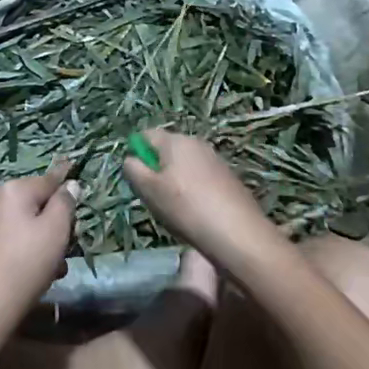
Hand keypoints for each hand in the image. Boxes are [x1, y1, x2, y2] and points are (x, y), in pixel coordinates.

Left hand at [0, 164, 77, 332]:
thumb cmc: (23, 265)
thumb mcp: (55, 232)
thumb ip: (65, 204)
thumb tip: (70, 184)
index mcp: (12, 189)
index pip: (49, 179)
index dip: (67, 181)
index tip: (75, 170)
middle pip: (36, 203)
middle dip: (56, 223)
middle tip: (70, 248)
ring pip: (24, 225)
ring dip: (43, 243)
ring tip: (56, 271)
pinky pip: (9, 240)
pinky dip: (25, 252)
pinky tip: (36, 277)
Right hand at [122, 129, 284, 273]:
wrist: (237, 233)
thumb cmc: (185, 207)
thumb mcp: (148, 189)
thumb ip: (132, 170)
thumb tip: (131, 159)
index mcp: (175, 141)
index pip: (146, 135)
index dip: (136, 152)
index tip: (136, 177)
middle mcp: (197, 143)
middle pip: (166, 150)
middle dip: (156, 169)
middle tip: (153, 196)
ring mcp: (216, 160)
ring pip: (184, 165)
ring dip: (175, 182)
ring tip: (175, 208)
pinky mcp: (229, 178)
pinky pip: (201, 178)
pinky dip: (193, 191)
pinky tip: (195, 213)